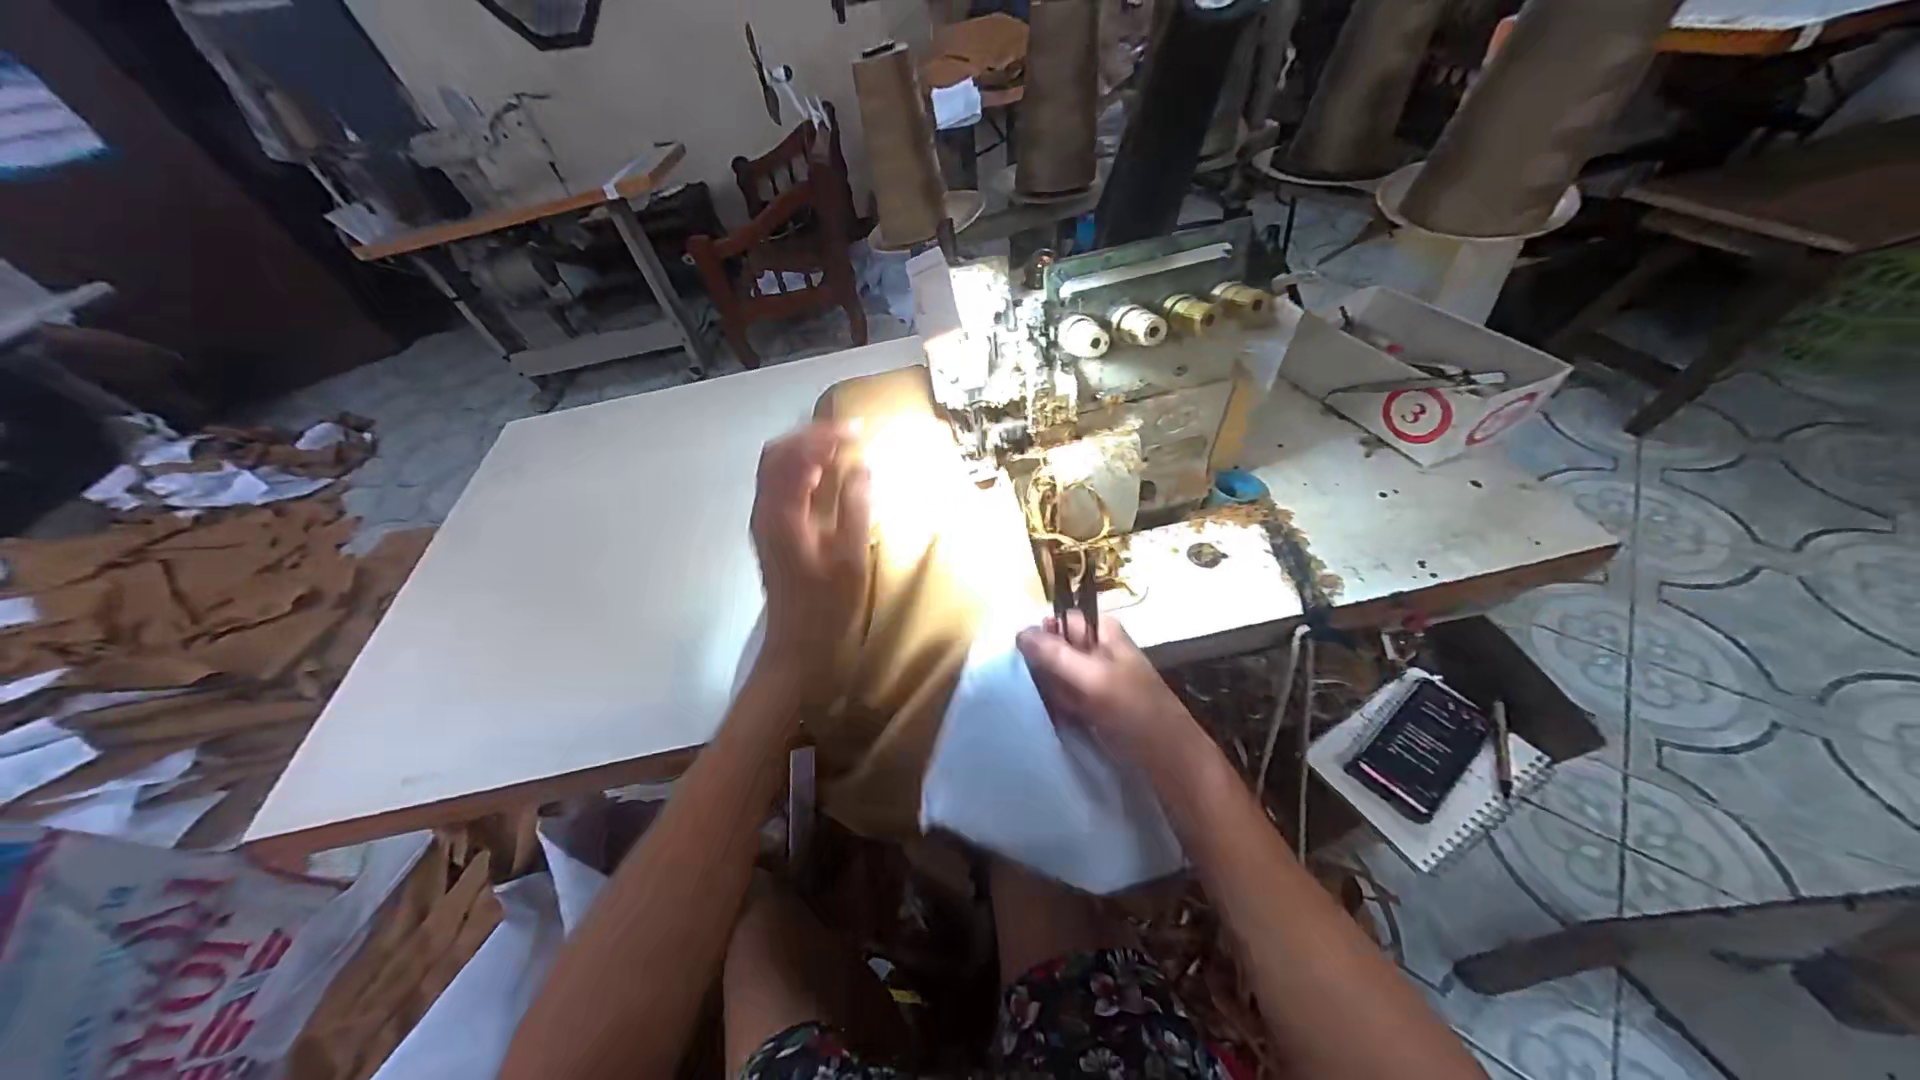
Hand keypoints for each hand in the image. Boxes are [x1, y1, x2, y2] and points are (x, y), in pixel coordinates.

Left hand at [751, 423, 869, 674]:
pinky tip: (827, 477)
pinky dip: (802, 470)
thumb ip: (855, 509)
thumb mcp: (850, 559)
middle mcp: (765, 511)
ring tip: (841, 448)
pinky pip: (781, 485)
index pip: (795, 455)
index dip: (825, 435)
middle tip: (849, 434)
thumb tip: (861, 467)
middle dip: (811, 435)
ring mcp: (764, 522)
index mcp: (781, 514)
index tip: (859, 429)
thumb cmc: (828, 608)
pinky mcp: (771, 533)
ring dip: (805, 450)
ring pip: (776, 467)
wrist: (798, 649)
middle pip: (777, 453)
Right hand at [1015, 612, 1207, 775]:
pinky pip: (1063, 694)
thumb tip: (1018, 633)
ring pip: (1056, 673)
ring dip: (1051, 690)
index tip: (1028, 661)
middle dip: (1044, 668)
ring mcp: (1094, 675)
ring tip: (1061, 707)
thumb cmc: (1134, 709)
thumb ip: (1054, 654)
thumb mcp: (1092, 677)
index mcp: (1102, 630)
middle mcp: (1097, 647)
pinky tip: (1063, 717)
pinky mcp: (1091, 701)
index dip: (1041, 637)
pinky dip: (1059, 705)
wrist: (1167, 756)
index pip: (1059, 620)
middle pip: (1054, 647)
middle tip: (1050, 690)